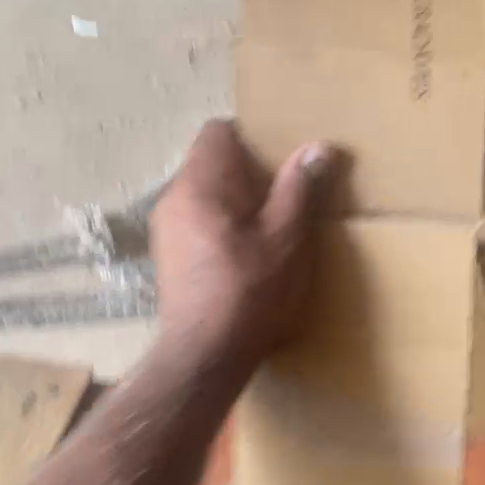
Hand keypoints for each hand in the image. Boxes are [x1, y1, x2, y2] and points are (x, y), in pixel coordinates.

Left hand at [150, 120, 339, 371]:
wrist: (206, 353)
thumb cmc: (251, 291)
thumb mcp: (287, 238)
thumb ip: (300, 188)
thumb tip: (319, 147)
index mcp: (200, 184)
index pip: (217, 132)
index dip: (252, 138)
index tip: (283, 162)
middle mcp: (173, 198)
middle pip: (210, 164)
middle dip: (249, 174)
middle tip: (286, 199)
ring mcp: (165, 230)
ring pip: (204, 196)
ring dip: (236, 204)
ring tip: (270, 231)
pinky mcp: (168, 258)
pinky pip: (197, 223)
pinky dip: (222, 228)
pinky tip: (246, 259)